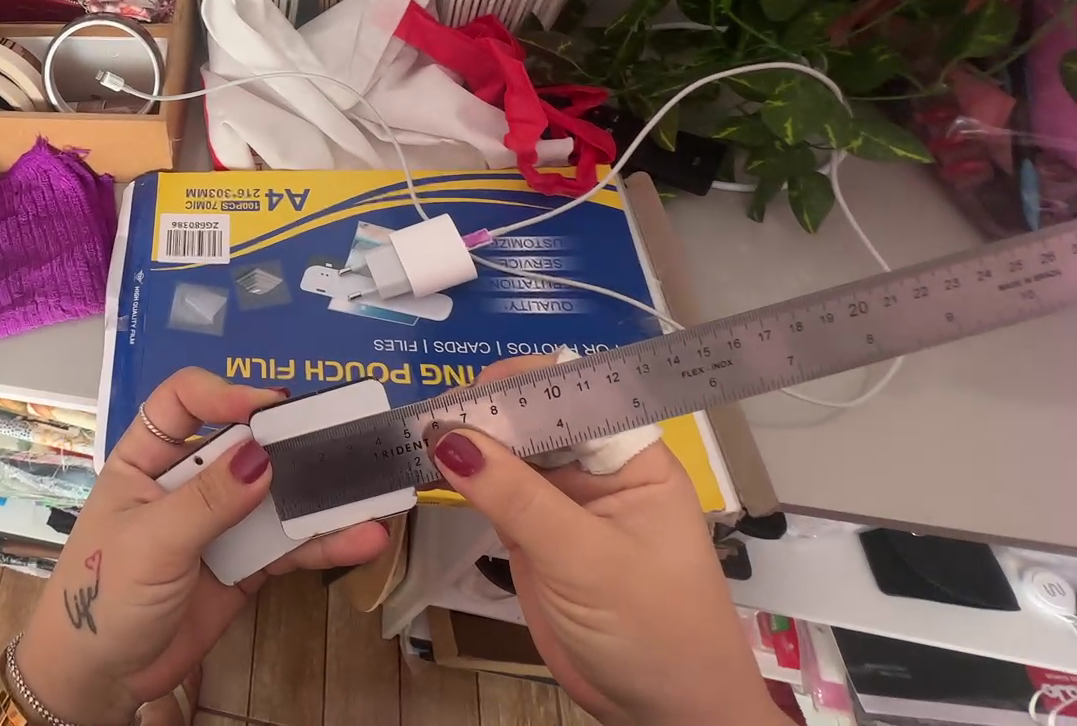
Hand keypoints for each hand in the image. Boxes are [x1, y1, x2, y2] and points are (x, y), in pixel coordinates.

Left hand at [14, 369, 390, 724]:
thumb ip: (207, 502)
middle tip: (334, 435)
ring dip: (317, 493)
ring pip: (272, 496)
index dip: (222, 395)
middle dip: (285, 439)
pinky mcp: (242, 565)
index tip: (267, 407)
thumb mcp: (151, 542)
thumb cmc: (103, 594)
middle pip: (239, 444)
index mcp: (146, 458)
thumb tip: (261, 457)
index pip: (181, 403)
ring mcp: (217, 523)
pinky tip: (361, 538)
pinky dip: (322, 543)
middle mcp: (185, 480)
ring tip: (368, 489)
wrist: (100, 678)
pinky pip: (285, 546)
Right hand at [431, 355, 789, 725]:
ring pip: (503, 448)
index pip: (573, 394)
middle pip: (530, 415)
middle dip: (482, 410)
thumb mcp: (584, 558)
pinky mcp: (529, 525)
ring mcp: (558, 495)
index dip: (522, 384)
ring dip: (461, 441)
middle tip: (427, 417)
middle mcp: (592, 465)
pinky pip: (488, 484)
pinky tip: (422, 464)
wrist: (662, 716)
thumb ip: (515, 496)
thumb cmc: (652, 631)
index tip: (468, 394)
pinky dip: (456, 473)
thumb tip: (445, 437)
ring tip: (414, 435)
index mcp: (628, 457)